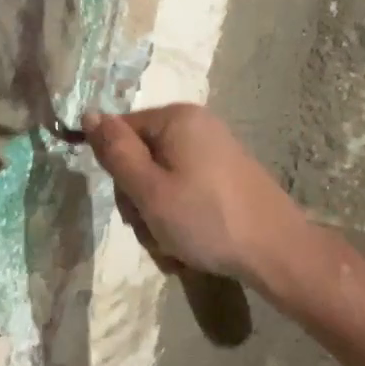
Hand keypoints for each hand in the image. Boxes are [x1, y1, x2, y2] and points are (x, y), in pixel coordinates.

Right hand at [82, 104, 306, 282]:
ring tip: (175, 243)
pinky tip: (192, 243)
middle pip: (141, 158)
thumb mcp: (149, 190)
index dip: (117, 172)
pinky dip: (182, 217)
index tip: (133, 205)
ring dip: (159, 216)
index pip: (120, 132)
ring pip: (162, 181)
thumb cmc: (206, 219)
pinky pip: (186, 192)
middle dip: (140, 200)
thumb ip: (116, 153)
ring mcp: (215, 151)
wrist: (276, 250)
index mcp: (177, 118)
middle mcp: (197, 126)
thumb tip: (88, 115)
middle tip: (155, 228)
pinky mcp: (227, 176)